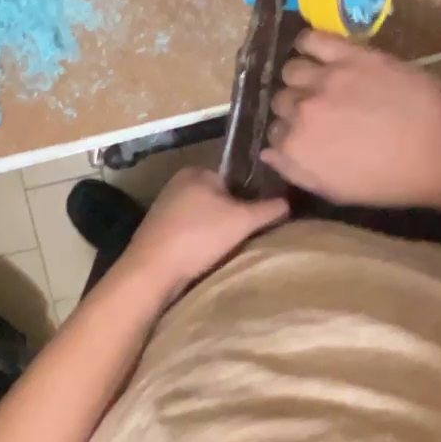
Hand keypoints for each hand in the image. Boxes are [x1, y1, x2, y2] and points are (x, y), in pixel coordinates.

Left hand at [117, 168, 287, 286]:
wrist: (152, 270)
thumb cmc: (199, 237)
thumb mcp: (243, 220)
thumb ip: (269, 208)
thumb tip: (288, 202)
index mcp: (197, 171)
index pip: (236, 177)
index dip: (253, 196)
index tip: (264, 217)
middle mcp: (178, 183)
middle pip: (221, 197)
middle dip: (235, 214)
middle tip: (249, 235)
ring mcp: (165, 207)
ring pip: (205, 216)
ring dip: (218, 230)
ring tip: (231, 248)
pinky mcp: (159, 230)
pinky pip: (191, 231)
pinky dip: (201, 240)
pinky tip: (209, 255)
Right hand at [260, 30, 440, 210]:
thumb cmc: (389, 180)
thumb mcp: (336, 191)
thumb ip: (295, 172)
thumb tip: (267, 152)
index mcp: (295, 147)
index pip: (274, 133)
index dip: (288, 134)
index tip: (305, 135)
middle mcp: (301, 110)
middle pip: (281, 100)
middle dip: (292, 106)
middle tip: (315, 110)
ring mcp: (325, 79)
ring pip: (291, 70)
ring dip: (299, 77)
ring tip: (318, 81)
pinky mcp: (351, 55)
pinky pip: (312, 40)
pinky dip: (307, 43)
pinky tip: (315, 50)